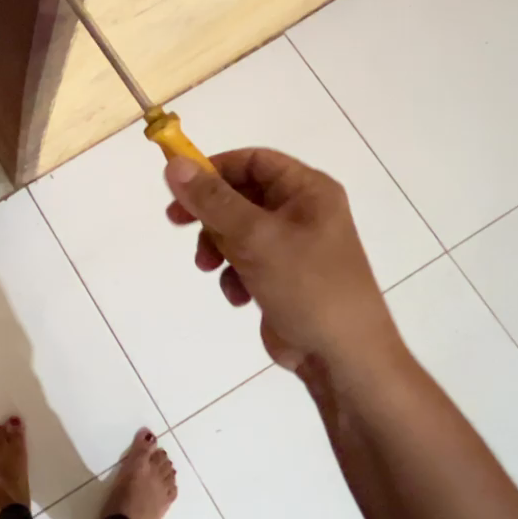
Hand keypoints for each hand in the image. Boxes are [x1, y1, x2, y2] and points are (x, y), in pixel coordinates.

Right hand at [164, 150, 400, 372]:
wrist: (343, 358)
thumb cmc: (307, 286)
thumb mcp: (254, 237)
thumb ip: (212, 199)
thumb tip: (174, 163)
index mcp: (308, 191)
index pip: (253, 161)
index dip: (215, 168)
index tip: (180, 185)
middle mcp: (303, 211)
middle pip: (240, 195)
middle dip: (210, 214)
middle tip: (177, 221)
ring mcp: (294, 246)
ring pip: (237, 229)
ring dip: (217, 247)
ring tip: (208, 267)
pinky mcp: (283, 276)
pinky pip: (245, 260)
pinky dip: (233, 274)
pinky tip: (237, 295)